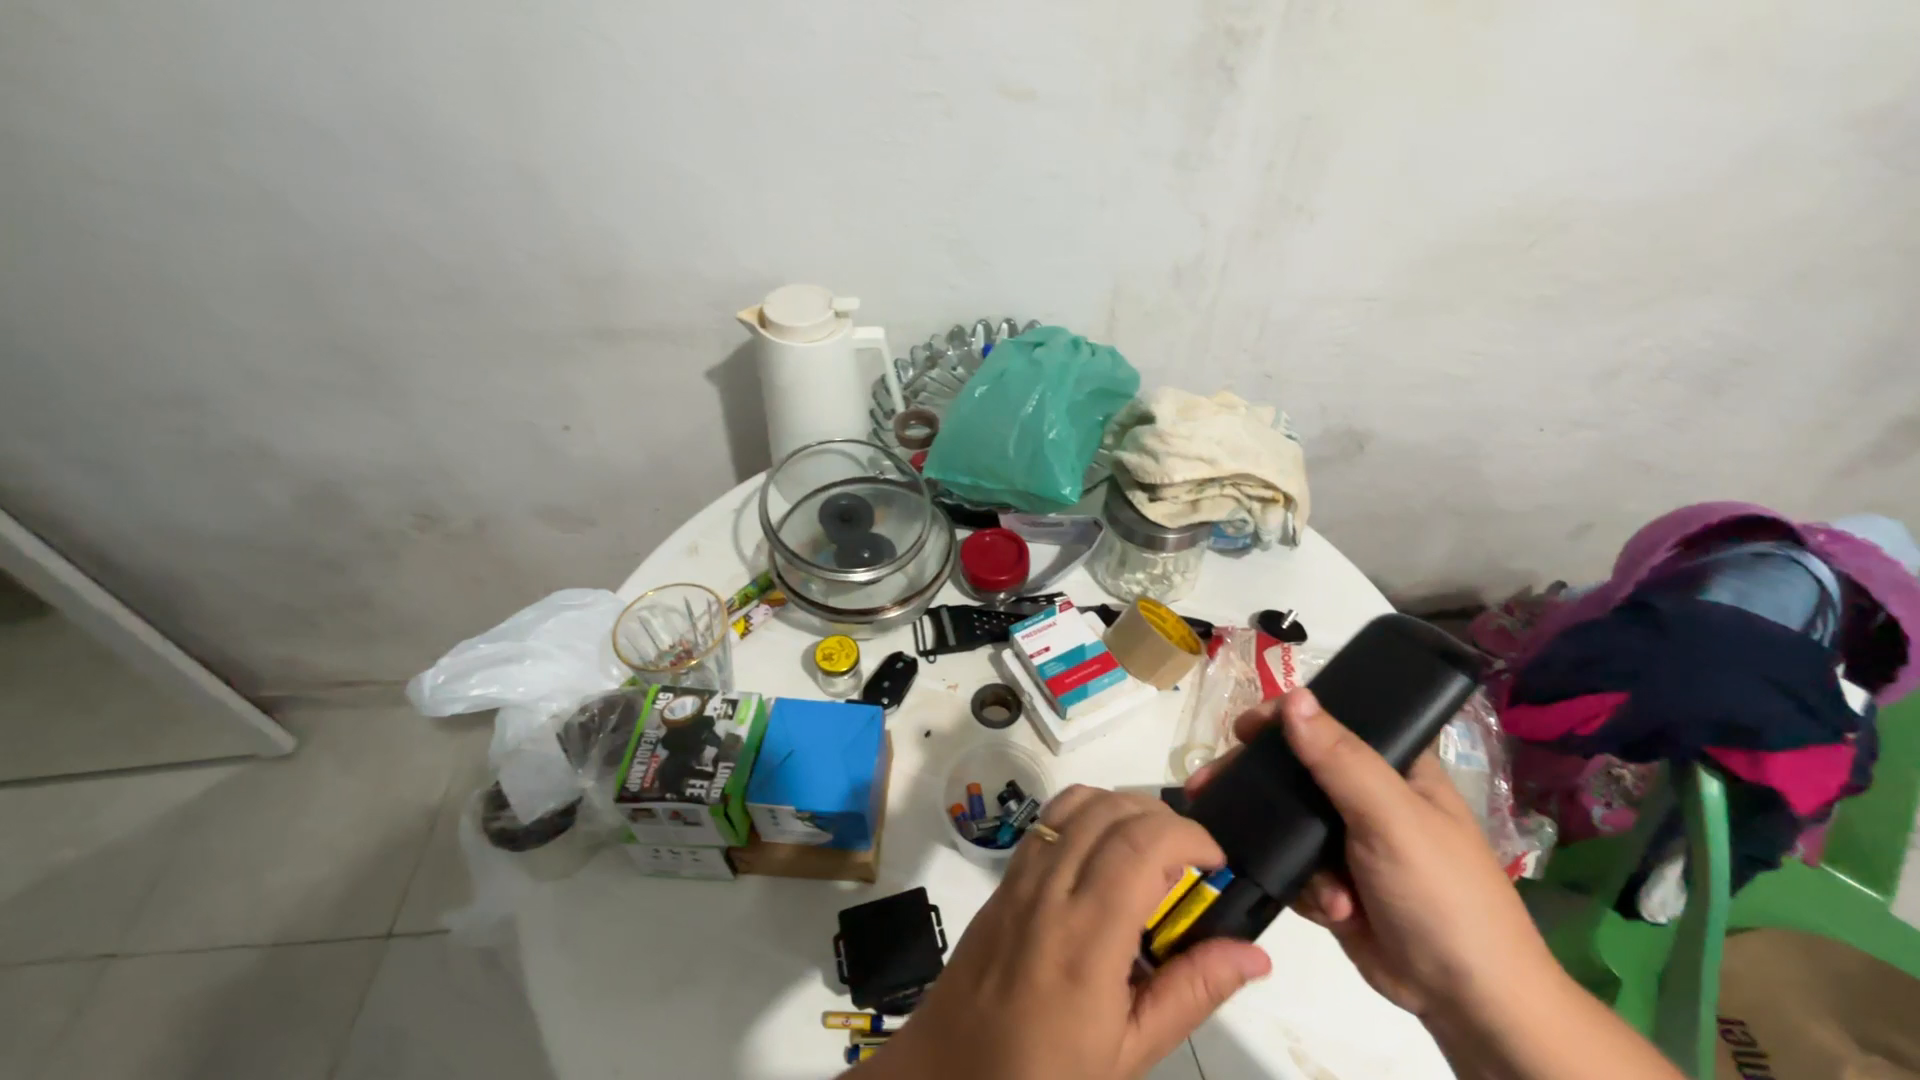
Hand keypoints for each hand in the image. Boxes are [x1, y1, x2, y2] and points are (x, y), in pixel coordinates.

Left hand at [853, 787, 1270, 1079]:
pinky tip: (1102, 858)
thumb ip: (1191, 991)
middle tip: (1191, 862)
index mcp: (1087, 938)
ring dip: (1123, 809)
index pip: (1142, 844)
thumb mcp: (1129, 1050)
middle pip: (1111, 810)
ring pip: (1075, 803)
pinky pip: (1046, 823)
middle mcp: (1049, 892)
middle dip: (1164, 818)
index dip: (1189, 836)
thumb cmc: (1045, 1073)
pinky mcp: (1002, 882)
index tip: (1217, 864)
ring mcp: (1019, 880)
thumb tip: (1254, 952)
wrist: (951, 1076)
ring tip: (1150, 852)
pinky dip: (1085, 815)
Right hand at [1186, 688, 1558, 1022]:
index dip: (1285, 718)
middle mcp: (1369, 797)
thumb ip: (1340, 759)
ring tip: (1294, 877)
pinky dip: (1302, 888)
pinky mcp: (1333, 884)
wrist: (1466, 999)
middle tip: (1208, 787)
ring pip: (1286, 823)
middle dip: (1259, 787)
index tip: (1241, 730)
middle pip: (1295, 772)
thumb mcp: (1391, 818)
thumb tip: (1295, 695)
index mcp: (1395, 767)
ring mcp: (1349, 843)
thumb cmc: (1442, 894)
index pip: (1331, 723)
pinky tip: (1331, 911)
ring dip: (1287, 851)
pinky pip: (1291, 867)